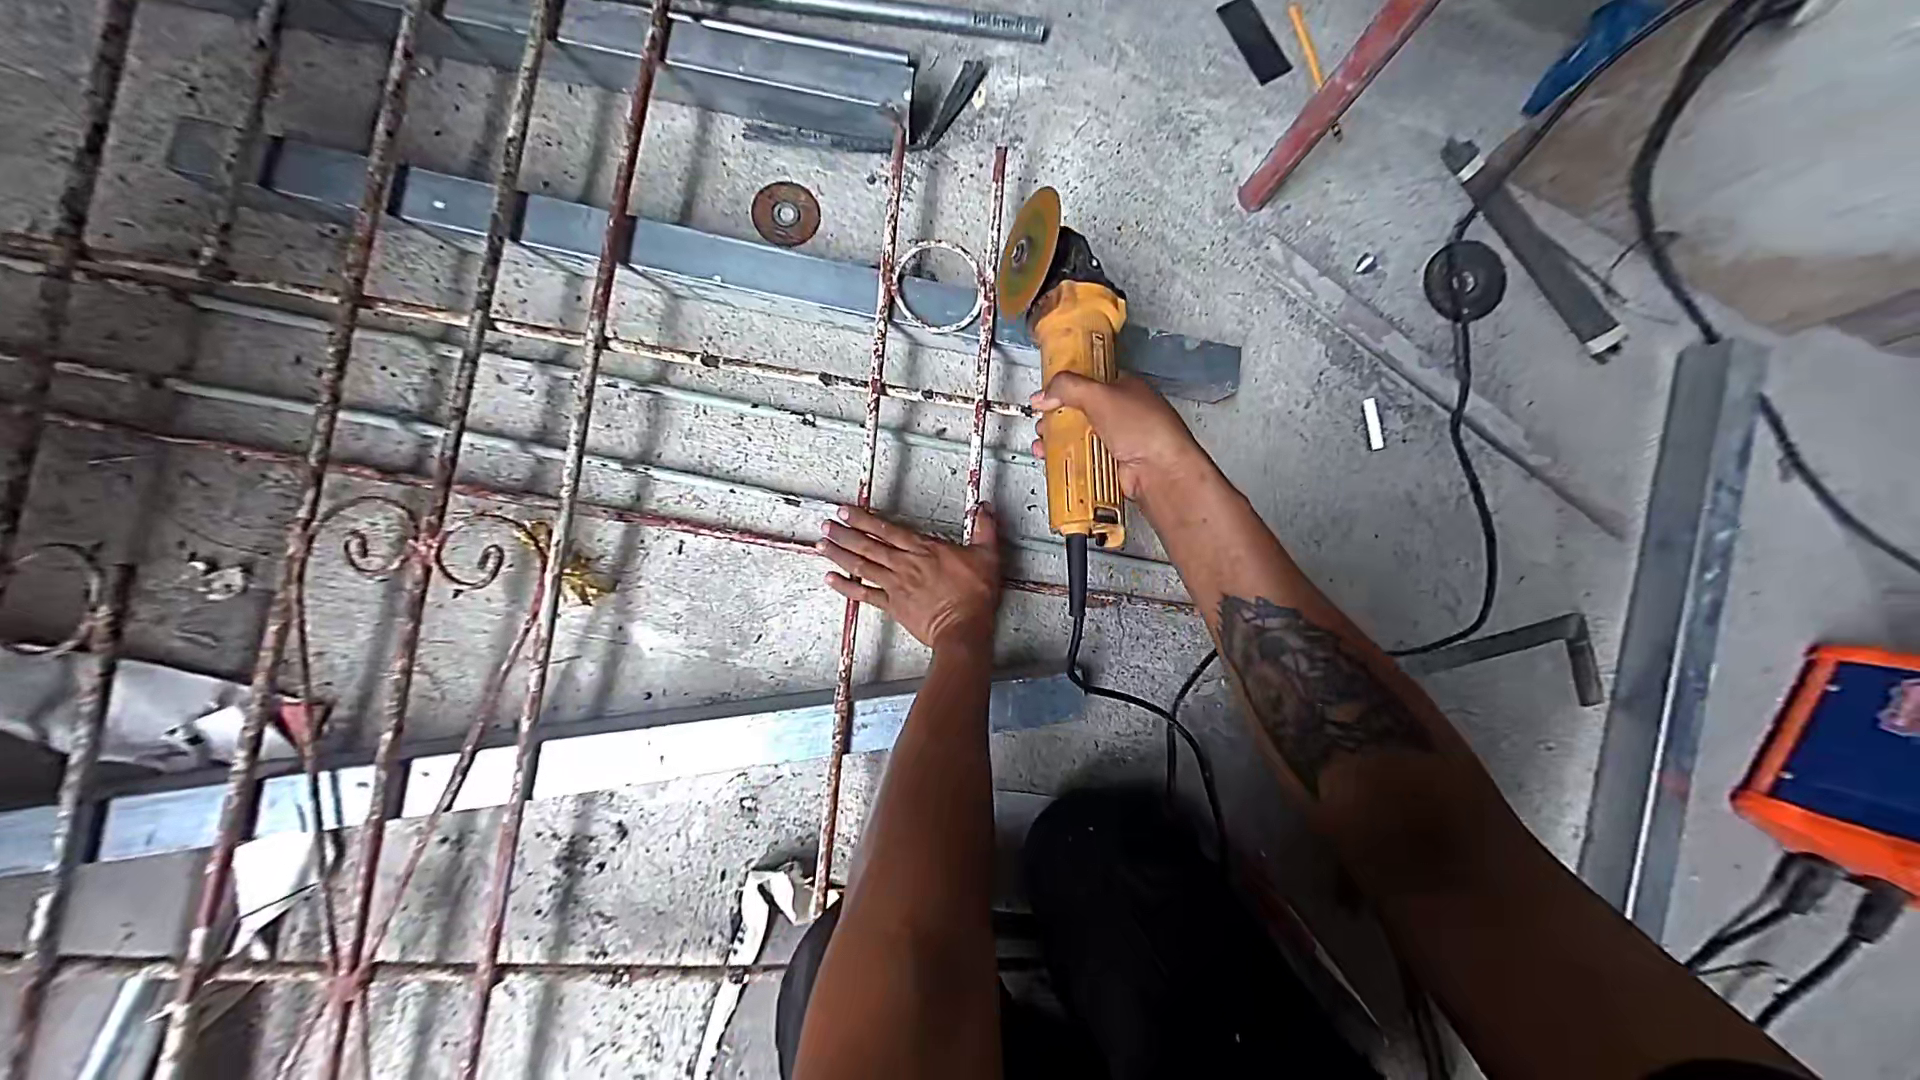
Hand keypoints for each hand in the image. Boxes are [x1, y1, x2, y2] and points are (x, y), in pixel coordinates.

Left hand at [817, 503, 1001, 651]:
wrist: (963, 629)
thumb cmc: (974, 595)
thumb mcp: (987, 556)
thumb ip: (984, 529)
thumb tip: (985, 508)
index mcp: (923, 550)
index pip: (887, 529)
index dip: (864, 519)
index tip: (846, 511)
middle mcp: (904, 564)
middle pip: (868, 545)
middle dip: (844, 533)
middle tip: (826, 524)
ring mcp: (896, 586)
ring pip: (861, 566)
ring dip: (840, 554)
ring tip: (822, 544)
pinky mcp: (893, 605)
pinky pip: (864, 594)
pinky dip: (845, 587)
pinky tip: (831, 579)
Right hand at [1029, 373, 1214, 504]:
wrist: (1159, 471)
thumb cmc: (1145, 430)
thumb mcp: (1099, 395)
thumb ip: (1068, 388)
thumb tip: (1044, 392)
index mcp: (1122, 387)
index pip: (1087, 380)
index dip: (1065, 386)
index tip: (1045, 393)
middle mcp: (1120, 413)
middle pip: (1078, 411)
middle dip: (1056, 417)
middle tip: (1044, 422)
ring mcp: (1115, 440)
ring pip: (1078, 437)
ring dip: (1057, 441)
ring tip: (1043, 444)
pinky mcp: (1110, 463)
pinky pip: (1082, 459)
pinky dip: (1067, 461)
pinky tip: (1056, 461)